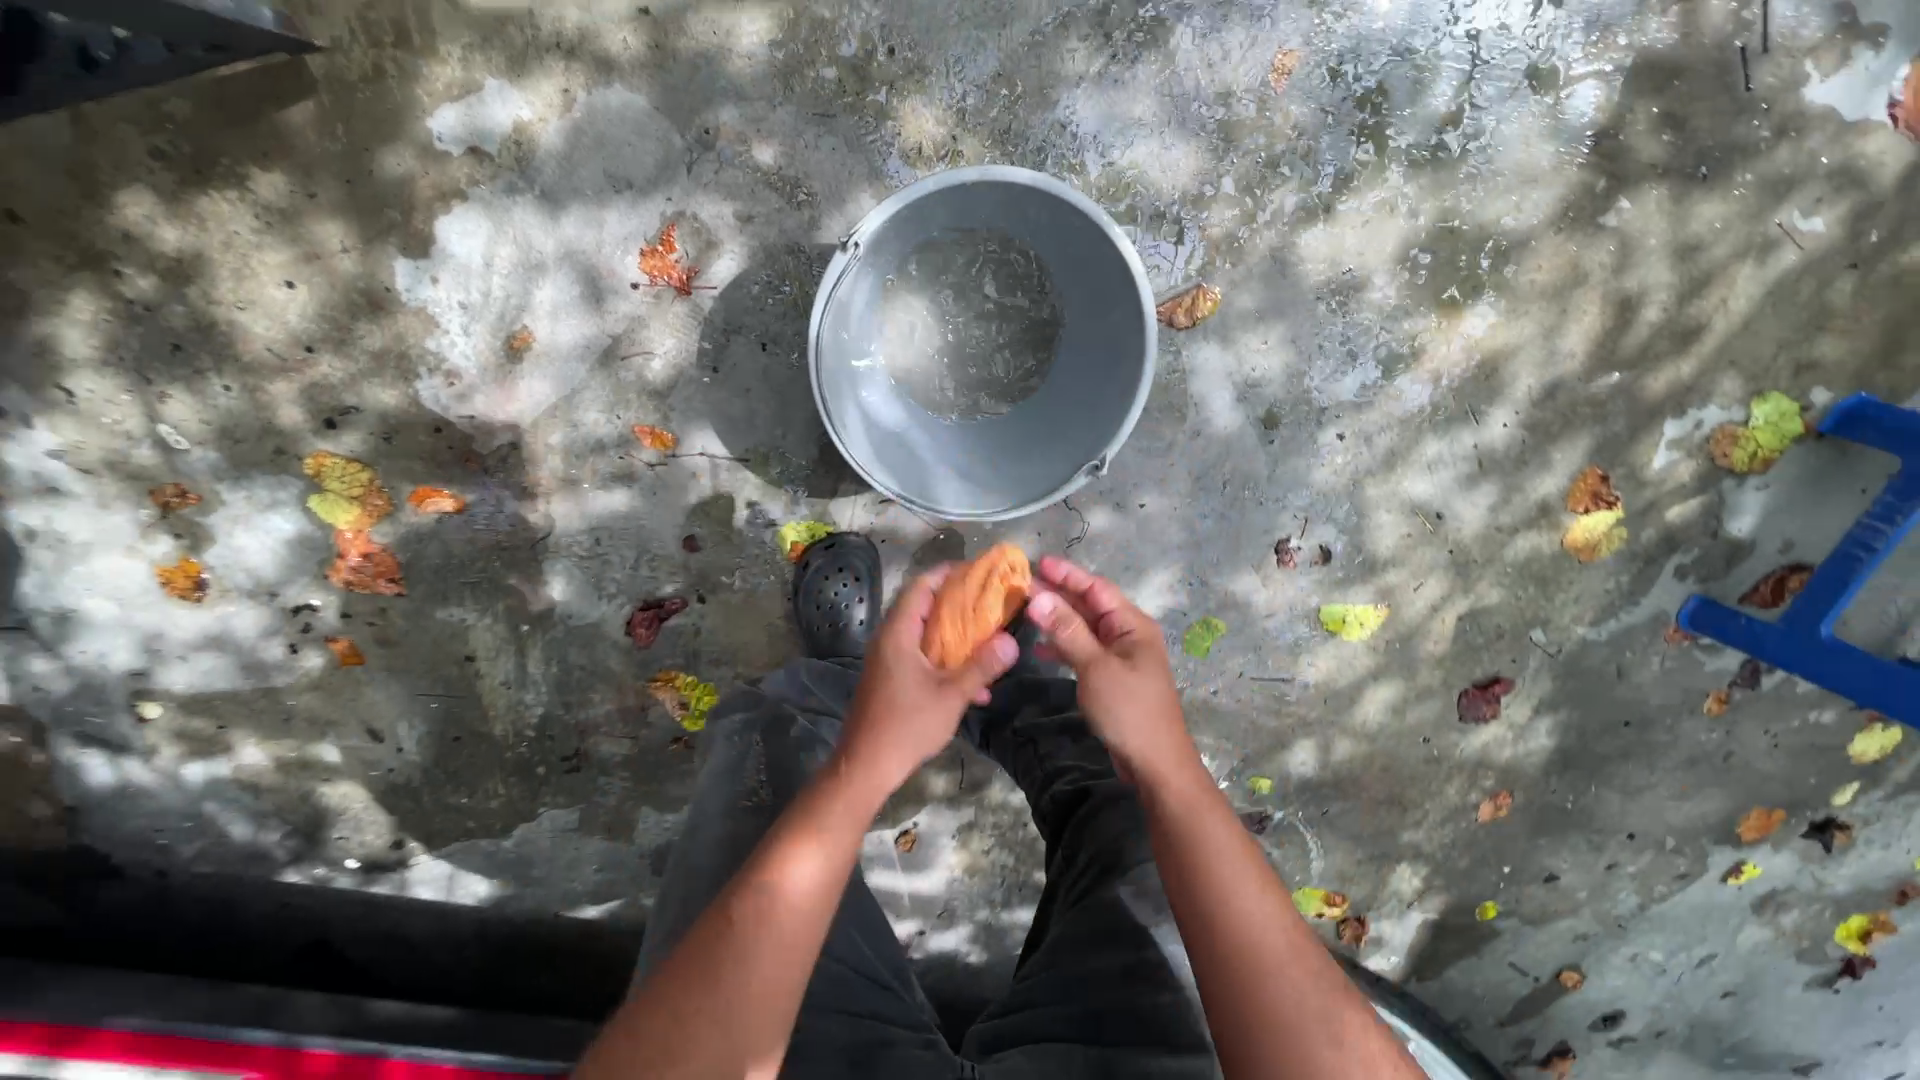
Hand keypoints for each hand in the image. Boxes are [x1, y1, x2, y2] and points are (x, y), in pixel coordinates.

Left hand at [833, 565, 1018, 795]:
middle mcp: (889, 640)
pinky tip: (975, 689)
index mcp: (898, 633)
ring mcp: (888, 661)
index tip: (978, 572)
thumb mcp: (951, 695)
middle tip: (990, 603)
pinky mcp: (891, 681)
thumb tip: (1012, 642)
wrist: (866, 766)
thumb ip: (982, 666)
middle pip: (924, 608)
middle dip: (958, 605)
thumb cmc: (906, 725)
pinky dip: (945, 664)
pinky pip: (921, 659)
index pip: (921, 586)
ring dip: (955, 638)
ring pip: (925, 636)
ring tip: (989, 640)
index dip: (947, 574)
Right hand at [1025, 556, 1197, 786]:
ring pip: (1085, 629)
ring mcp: (1120, 657)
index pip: (1097, 588)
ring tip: (1025, 610)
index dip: (1068, 574)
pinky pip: (1084, 652)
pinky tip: (1040, 648)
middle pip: (1090, 606)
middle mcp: (1128, 635)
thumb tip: (1039, 597)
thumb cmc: (1129, 710)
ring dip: (1058, 620)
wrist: (1154, 763)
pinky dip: (1063, 647)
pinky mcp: (1112, 678)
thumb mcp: (1095, 667)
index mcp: (1132, 625)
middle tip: (1023, 585)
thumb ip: (1067, 631)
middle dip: (1059, 594)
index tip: (1038, 563)